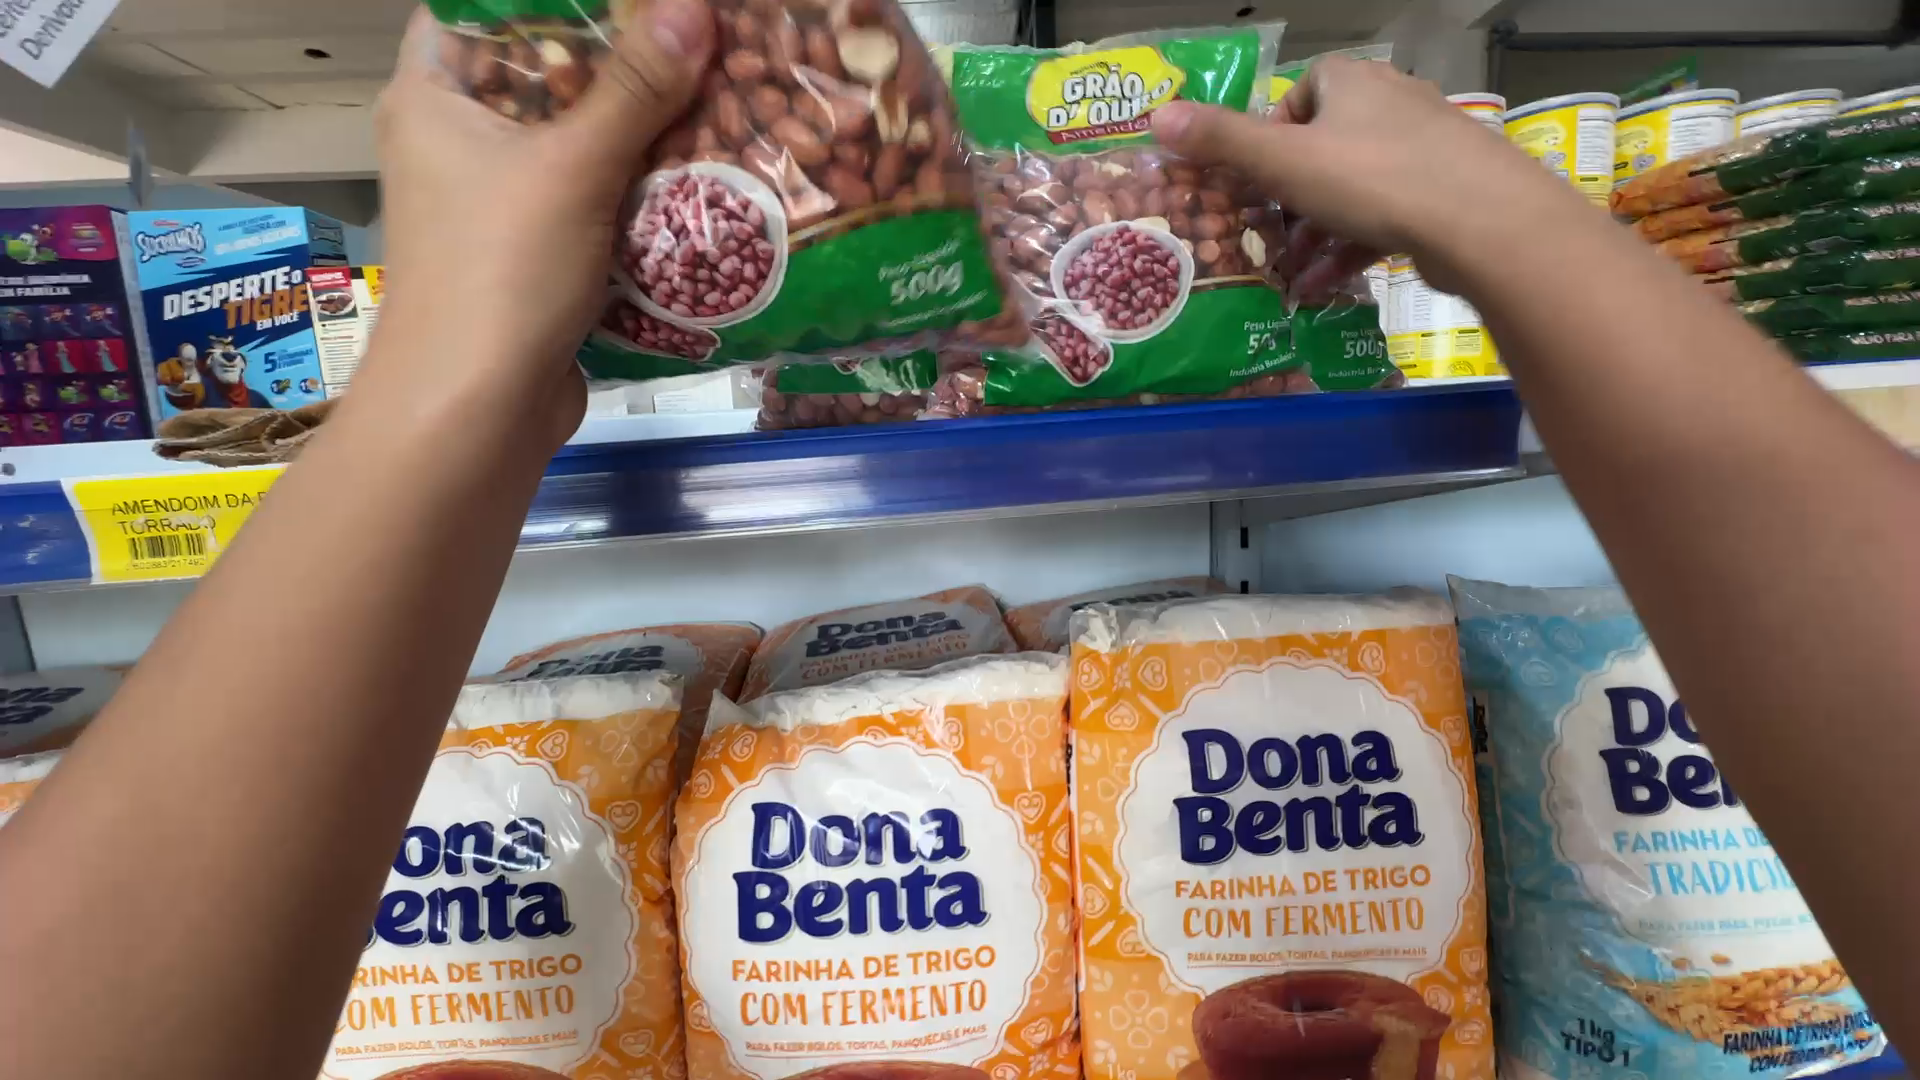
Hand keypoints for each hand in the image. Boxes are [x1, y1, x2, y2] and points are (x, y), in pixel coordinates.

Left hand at [366, 0, 714, 448]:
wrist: (483, 404)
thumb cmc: (504, 270)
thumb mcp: (572, 168)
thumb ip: (634, 90)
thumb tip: (694, 5)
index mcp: (436, 97)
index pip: (484, 10)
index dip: (556, 1)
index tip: (632, 4)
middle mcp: (462, 144)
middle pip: (545, 82)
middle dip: (620, 70)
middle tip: (693, 51)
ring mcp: (502, 208)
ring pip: (577, 152)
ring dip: (639, 141)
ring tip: (711, 110)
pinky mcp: (540, 259)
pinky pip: (594, 209)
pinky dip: (637, 200)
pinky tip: (693, 190)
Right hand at [1151, 56, 1588, 298]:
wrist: (1479, 220)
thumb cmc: (1372, 179)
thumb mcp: (1282, 161)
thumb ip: (1220, 141)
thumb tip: (1156, 114)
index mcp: (1351, 84)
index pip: (1302, 91)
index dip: (1271, 134)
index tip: (1254, 177)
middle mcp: (1389, 103)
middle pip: (1322, 146)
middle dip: (1288, 197)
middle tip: (1266, 233)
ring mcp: (1420, 147)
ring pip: (1349, 189)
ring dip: (1312, 233)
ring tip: (1288, 273)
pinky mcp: (1441, 190)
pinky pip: (1380, 216)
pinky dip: (1347, 249)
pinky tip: (1321, 286)